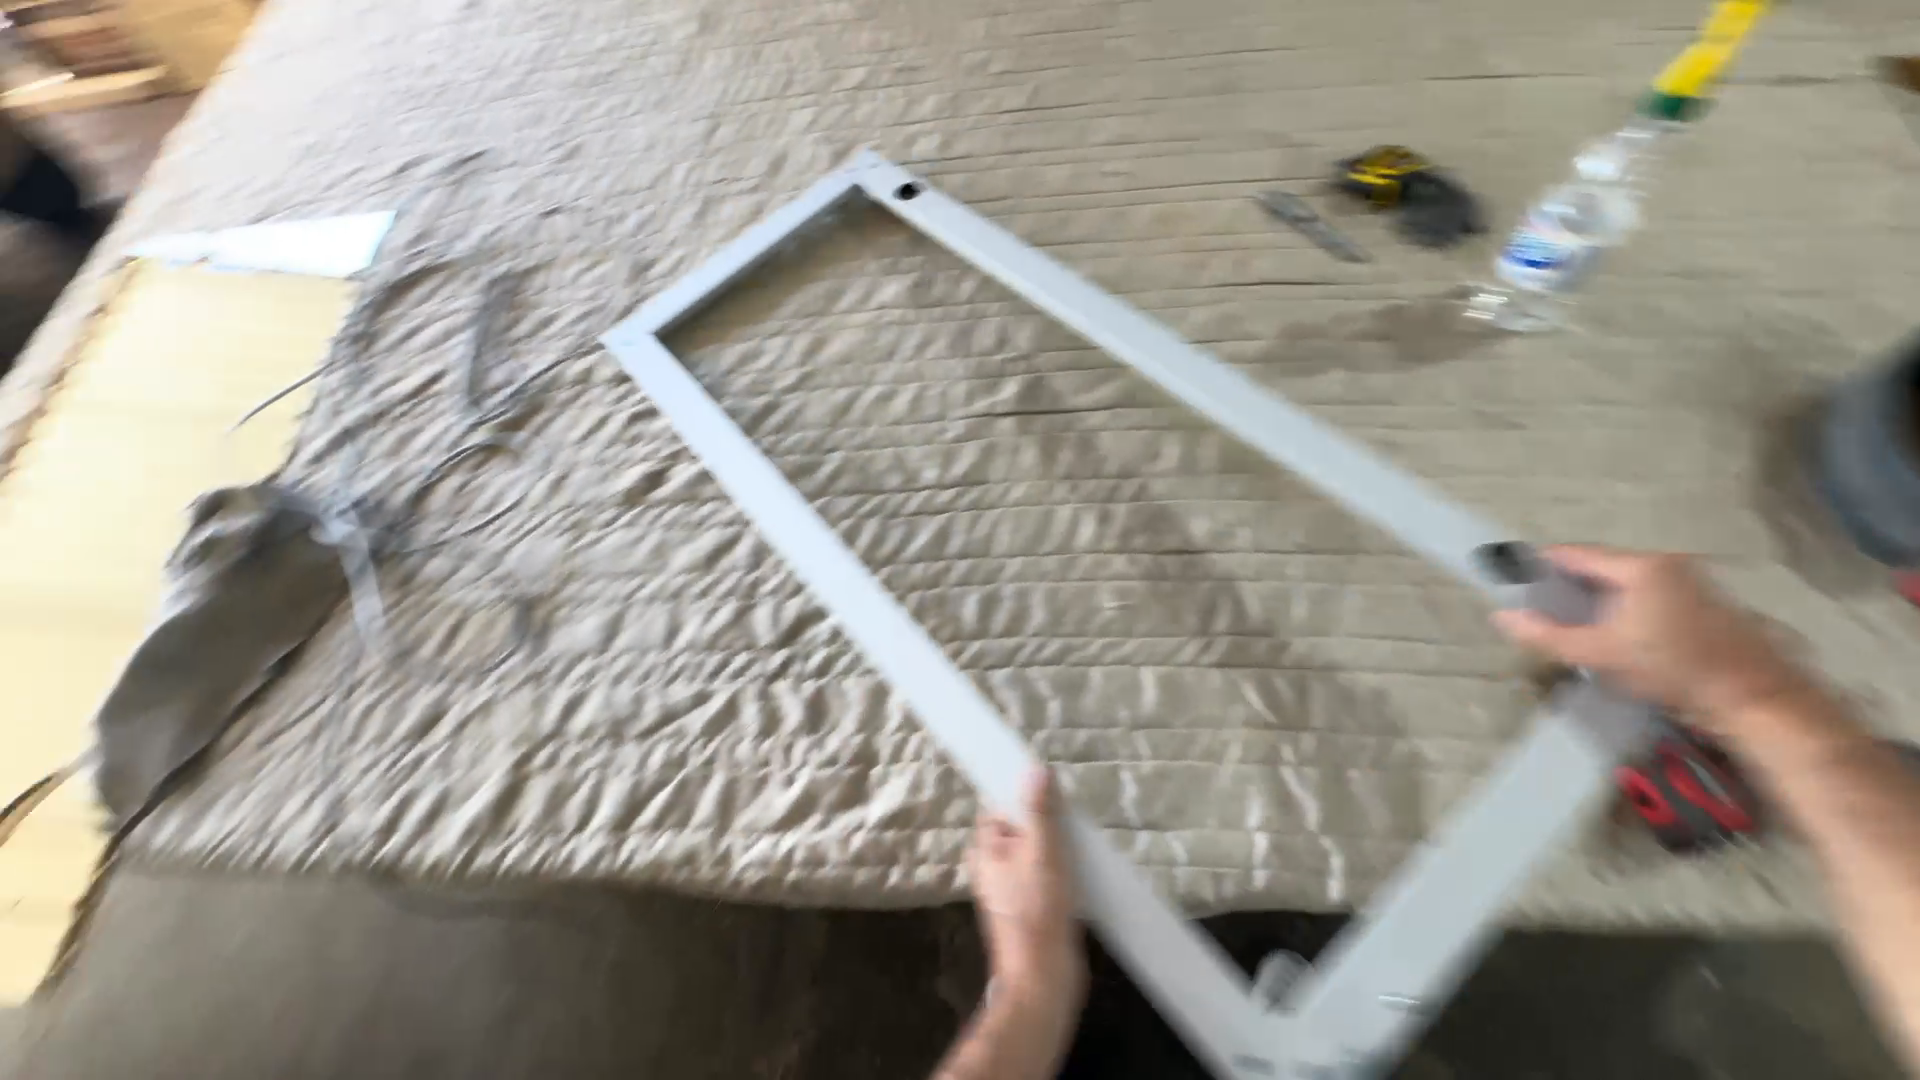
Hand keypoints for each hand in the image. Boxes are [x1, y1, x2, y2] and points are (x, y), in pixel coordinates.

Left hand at [968, 769, 1085, 1001]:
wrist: (1044, 980)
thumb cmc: (1038, 912)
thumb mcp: (1043, 852)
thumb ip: (1040, 810)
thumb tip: (1035, 768)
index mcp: (985, 847)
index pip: (998, 802)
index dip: (1021, 789)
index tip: (1049, 781)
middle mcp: (993, 863)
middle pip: (1020, 823)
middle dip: (1046, 816)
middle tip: (1071, 813)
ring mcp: (1012, 885)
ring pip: (1036, 847)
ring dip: (1057, 841)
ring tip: (1079, 838)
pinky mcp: (1032, 903)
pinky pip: (1046, 869)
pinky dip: (1062, 863)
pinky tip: (1082, 864)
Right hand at [1492, 546, 1814, 730]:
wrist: (1756, 700)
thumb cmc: (1673, 670)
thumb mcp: (1599, 655)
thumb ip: (1546, 634)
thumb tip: (1502, 616)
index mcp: (1640, 566)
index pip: (1571, 553)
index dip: (1537, 567)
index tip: (1513, 585)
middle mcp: (1665, 563)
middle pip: (1596, 567)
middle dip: (1564, 587)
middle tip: (1537, 612)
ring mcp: (1687, 581)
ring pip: (1619, 582)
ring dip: (1591, 600)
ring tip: (1569, 626)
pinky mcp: (1699, 602)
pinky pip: (1642, 594)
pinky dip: (1618, 608)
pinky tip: (1609, 635)